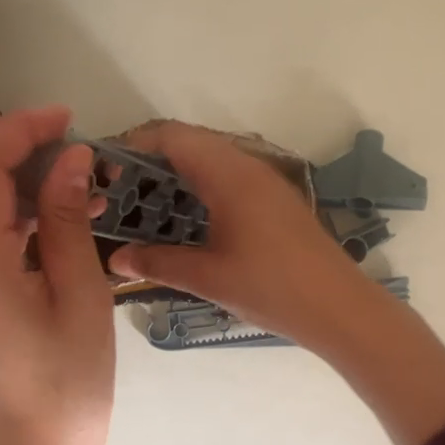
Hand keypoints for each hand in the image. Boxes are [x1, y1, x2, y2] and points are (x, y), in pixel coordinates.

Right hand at [105, 121, 386, 353]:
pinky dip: (200, 191)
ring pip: (211, 162)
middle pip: (190, 144)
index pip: (171, 136)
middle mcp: (248, 166)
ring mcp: (266, 183)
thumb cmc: (271, 288)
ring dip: (177, 177)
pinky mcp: (276, 202)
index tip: (106, 172)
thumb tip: (115, 258)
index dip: (134, 145)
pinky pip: (228, 179)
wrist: (339, 308)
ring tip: (145, 210)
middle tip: (119, 194)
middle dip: (151, 162)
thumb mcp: (207, 277)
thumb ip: (157, 262)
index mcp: (228, 174)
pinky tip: (186, 225)